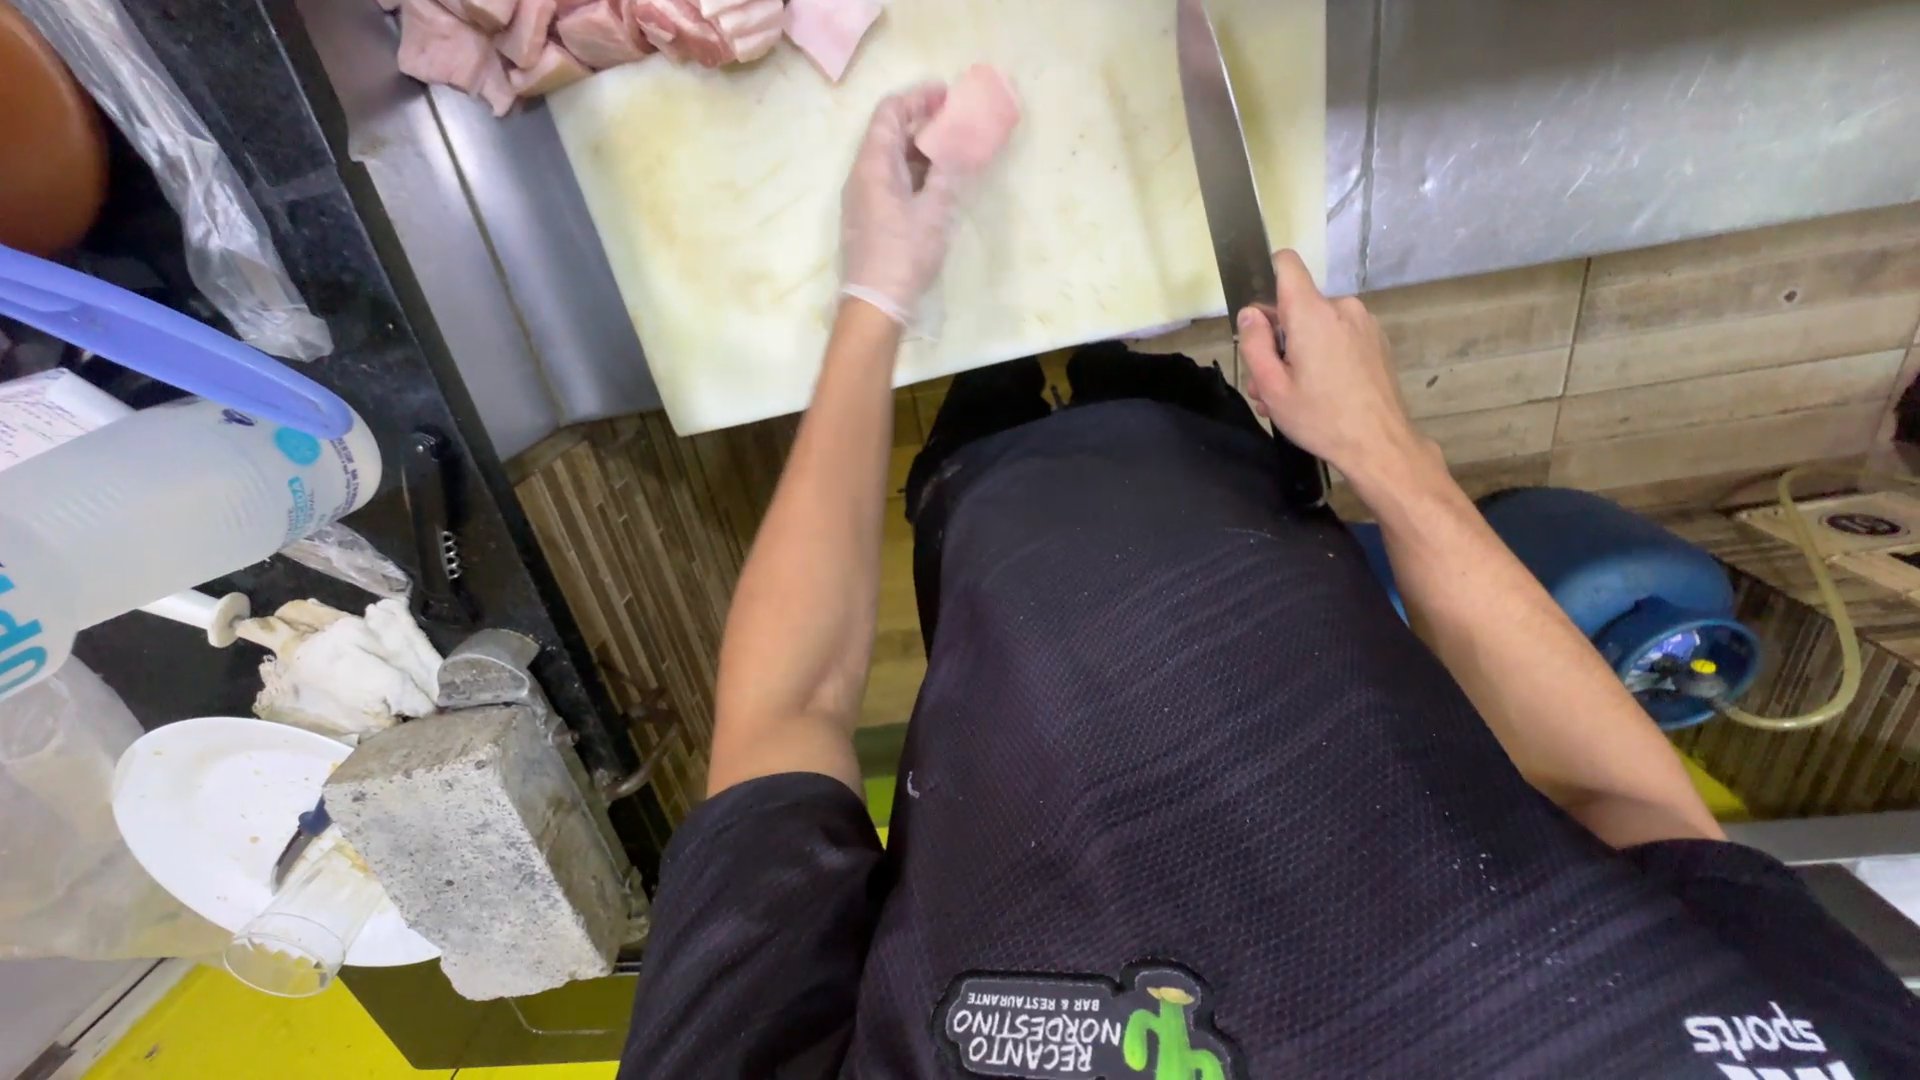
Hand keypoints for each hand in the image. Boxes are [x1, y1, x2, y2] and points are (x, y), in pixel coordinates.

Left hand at [840, 83, 958, 325]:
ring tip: (951, 153)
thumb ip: (947, 175)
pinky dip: (913, 175)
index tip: (946, 96)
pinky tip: (936, 185)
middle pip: (888, 135)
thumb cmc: (904, 255)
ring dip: (919, 152)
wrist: (875, 304)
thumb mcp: (934, 212)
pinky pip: (891, 184)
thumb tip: (958, 151)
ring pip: (891, 162)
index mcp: (873, 166)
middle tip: (954, 123)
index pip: (889, 113)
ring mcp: (863, 200)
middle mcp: (862, 177)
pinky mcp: (869, 221)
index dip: (917, 98)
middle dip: (921, 124)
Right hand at [1239, 250, 1437, 489]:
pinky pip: (1338, 338)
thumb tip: (1250, 314)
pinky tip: (1318, 392)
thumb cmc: (1319, 417)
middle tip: (1267, 383)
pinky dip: (1322, 357)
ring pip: (1317, 326)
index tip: (1257, 313)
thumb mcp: (1271, 386)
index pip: (1287, 265)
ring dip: (1298, 353)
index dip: (1265, 277)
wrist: (1379, 444)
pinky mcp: (1376, 341)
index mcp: (1313, 314)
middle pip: (1297, 307)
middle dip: (1277, 339)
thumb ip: (1254, 343)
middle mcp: (1342, 309)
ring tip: (1290, 396)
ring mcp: (1364, 324)